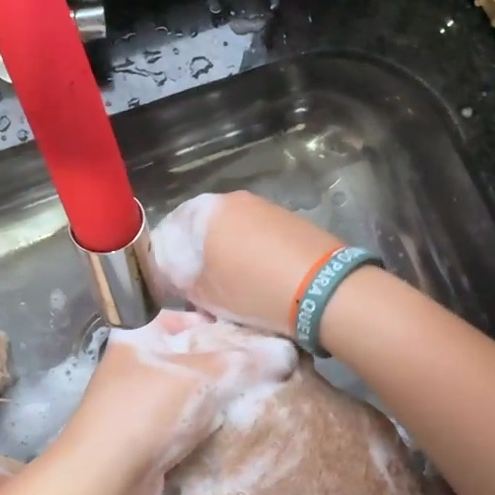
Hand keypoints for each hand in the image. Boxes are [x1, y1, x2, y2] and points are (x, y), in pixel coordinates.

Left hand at [54, 309, 296, 494]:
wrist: (106, 478)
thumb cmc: (150, 408)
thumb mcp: (203, 377)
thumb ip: (244, 363)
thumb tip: (286, 352)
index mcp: (137, 335)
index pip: (181, 317)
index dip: (216, 322)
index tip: (254, 333)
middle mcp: (132, 364)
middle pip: (186, 355)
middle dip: (222, 362)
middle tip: (264, 366)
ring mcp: (134, 403)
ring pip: (184, 391)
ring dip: (213, 397)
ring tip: (257, 394)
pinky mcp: (142, 439)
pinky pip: (180, 423)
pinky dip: (202, 425)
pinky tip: (230, 427)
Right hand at [141, 192, 343, 334]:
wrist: (325, 290)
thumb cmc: (254, 290)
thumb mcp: (206, 295)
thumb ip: (184, 281)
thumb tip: (179, 276)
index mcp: (207, 211)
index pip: (173, 227)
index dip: (170, 254)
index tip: (173, 279)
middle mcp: (235, 199)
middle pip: (206, 226)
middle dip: (202, 253)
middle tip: (203, 284)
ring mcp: (267, 207)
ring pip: (236, 230)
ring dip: (230, 252)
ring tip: (236, 284)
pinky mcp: (292, 219)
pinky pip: (262, 235)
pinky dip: (256, 252)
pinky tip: (264, 276)